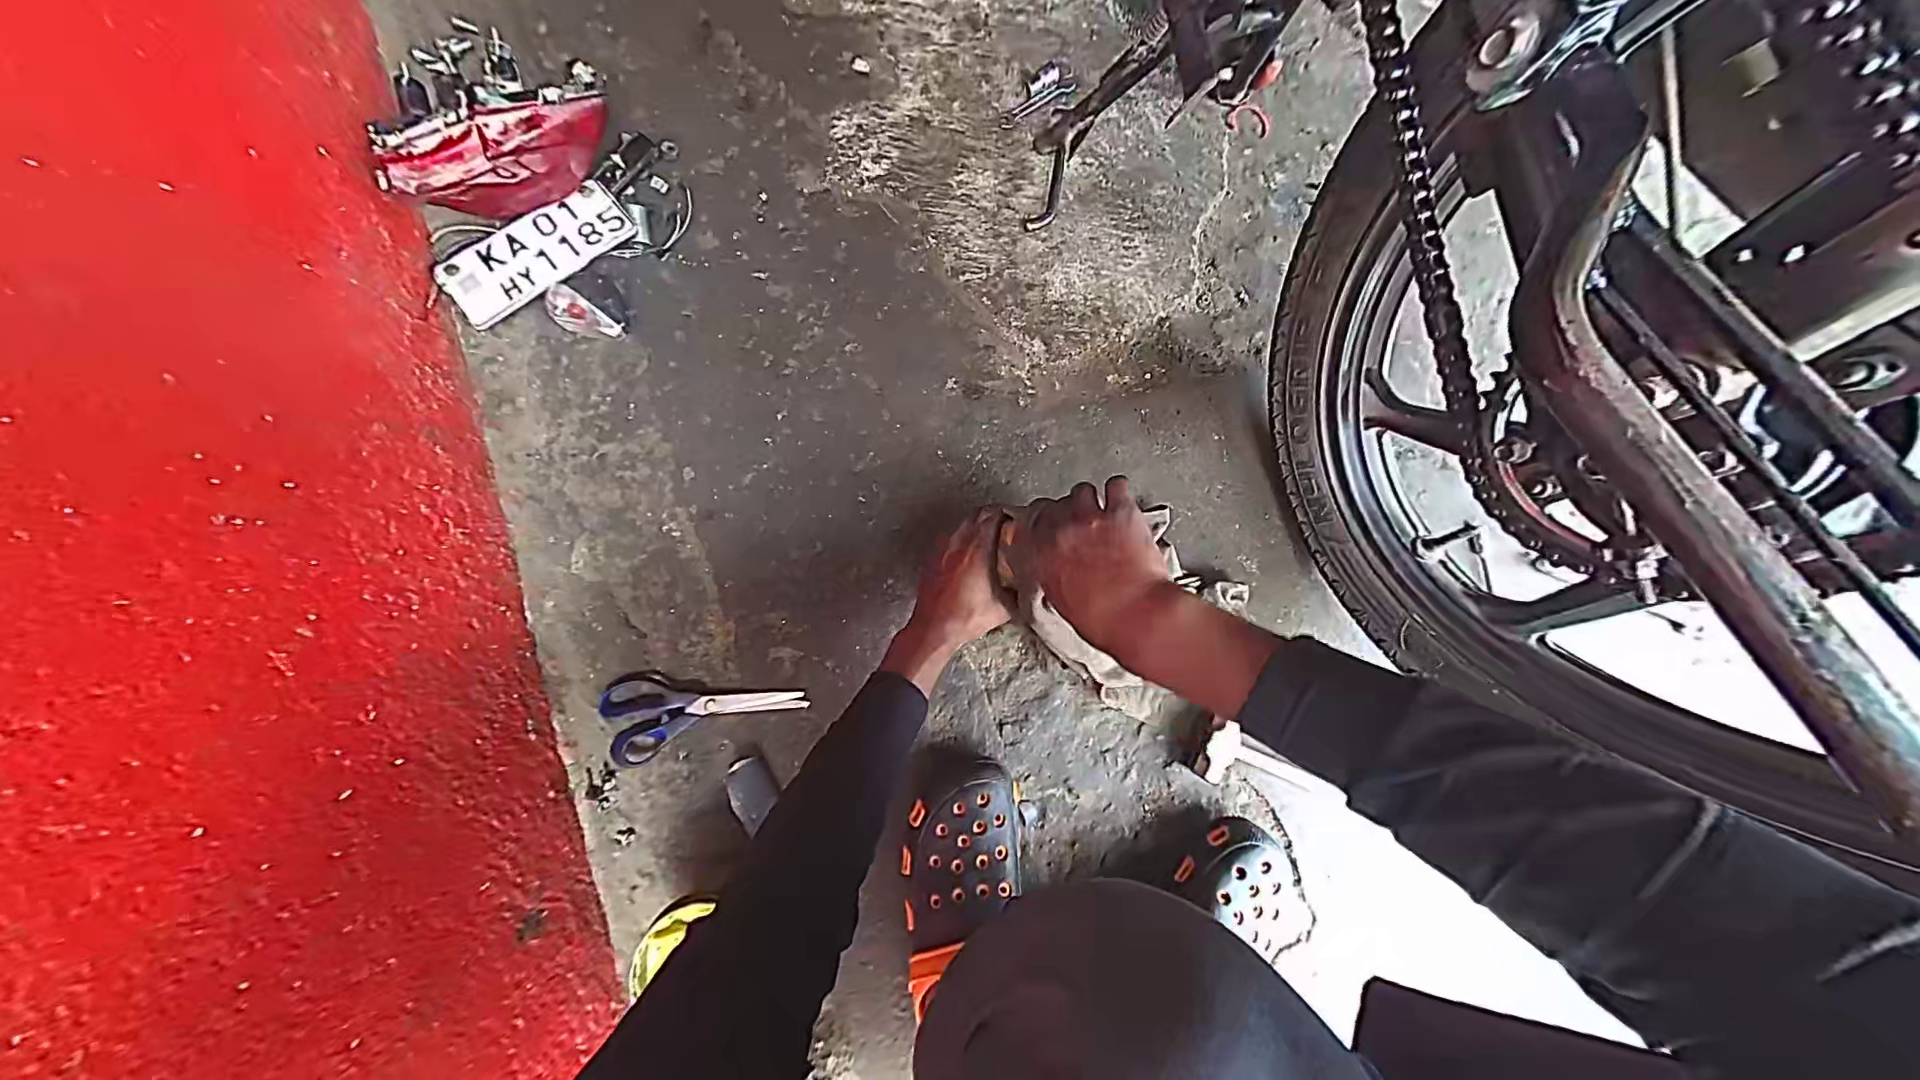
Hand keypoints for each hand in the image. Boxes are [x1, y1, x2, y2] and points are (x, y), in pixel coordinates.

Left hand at [882, 507, 1015, 693]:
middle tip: (1001, 522)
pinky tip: (965, 550)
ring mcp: (942, 549)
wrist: (934, 628)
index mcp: (978, 551)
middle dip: (990, 515)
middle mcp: (959, 544)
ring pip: (961, 524)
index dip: (1005, 514)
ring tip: (985, 534)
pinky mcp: (932, 557)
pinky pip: (948, 536)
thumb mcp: (1004, 608)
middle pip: (976, 514)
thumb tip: (1031, 586)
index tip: (1013, 518)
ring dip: (974, 523)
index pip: (993, 516)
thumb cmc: (964, 618)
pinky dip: (959, 536)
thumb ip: (1020, 593)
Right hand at [1011, 476, 1171, 653]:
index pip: (1024, 527)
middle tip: (1076, 525)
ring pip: (1081, 491)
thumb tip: (1056, 569)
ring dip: (1088, 501)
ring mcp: (1089, 518)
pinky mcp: (1120, 511)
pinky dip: (1118, 492)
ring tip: (1098, 512)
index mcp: (1040, 558)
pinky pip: (1115, 485)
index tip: (1042, 529)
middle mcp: (1060, 533)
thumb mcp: (1061, 603)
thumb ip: (1051, 576)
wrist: (1137, 615)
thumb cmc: (1103, 619)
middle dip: (1063, 515)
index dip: (1035, 527)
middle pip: (1051, 506)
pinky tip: (1120, 502)